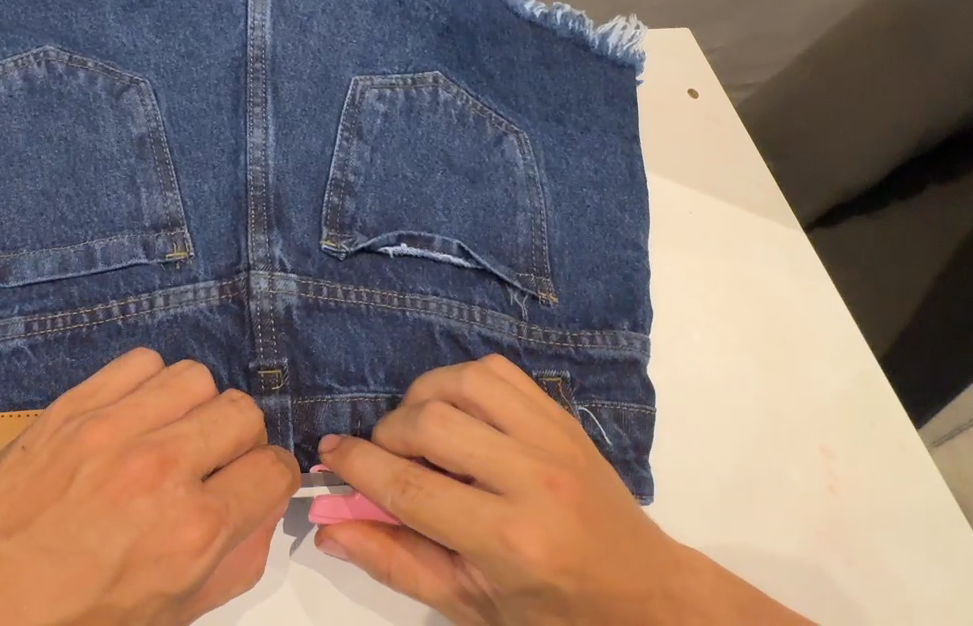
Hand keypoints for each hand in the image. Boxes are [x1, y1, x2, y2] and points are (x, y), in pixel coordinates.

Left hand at [0, 349, 296, 625]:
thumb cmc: (74, 621)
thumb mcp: (173, 615)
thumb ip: (234, 559)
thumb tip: (260, 505)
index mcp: (190, 532)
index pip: (274, 469)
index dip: (271, 481)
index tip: (252, 486)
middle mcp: (161, 467)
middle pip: (242, 413)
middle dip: (240, 442)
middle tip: (212, 465)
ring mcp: (114, 427)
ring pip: (196, 378)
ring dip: (195, 408)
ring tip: (170, 436)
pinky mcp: (75, 404)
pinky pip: (142, 361)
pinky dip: (149, 384)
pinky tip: (134, 416)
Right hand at [314, 355, 809, 625]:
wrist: (644, 594)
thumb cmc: (551, 612)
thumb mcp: (469, 605)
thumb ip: (395, 561)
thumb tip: (329, 525)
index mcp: (510, 540)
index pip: (410, 488)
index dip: (357, 466)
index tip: (328, 454)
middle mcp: (532, 478)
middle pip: (428, 425)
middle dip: (386, 437)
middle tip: (383, 460)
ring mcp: (551, 437)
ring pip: (458, 383)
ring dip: (420, 402)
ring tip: (418, 435)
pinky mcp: (559, 414)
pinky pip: (492, 370)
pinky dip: (457, 382)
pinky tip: (454, 412)